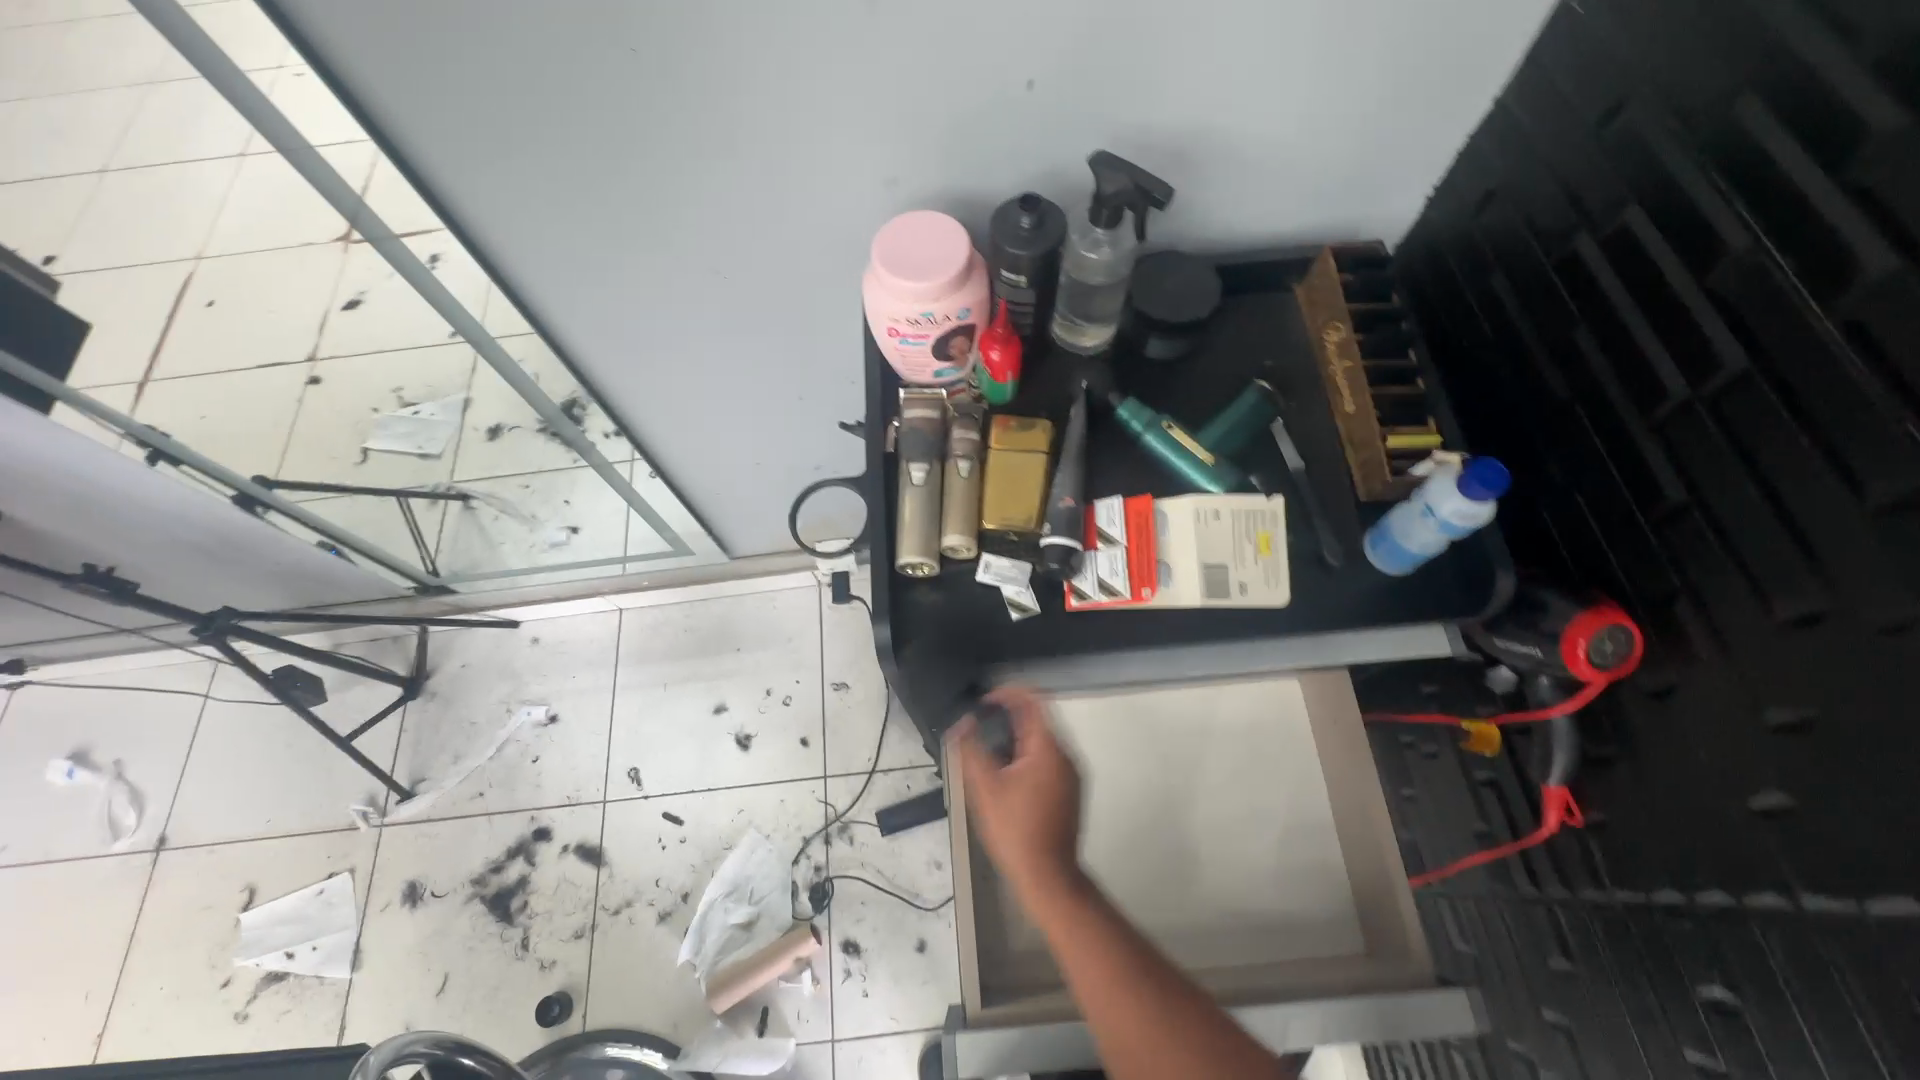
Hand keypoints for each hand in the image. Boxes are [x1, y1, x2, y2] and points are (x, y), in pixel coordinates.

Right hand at [947, 686, 1084, 906]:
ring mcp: (1071, 775)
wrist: (1048, 876)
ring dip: (1014, 743)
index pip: (1033, 700)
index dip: (1007, 693)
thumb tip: (962, 724)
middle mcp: (1066, 756)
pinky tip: (1006, 780)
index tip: (984, 701)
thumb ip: (971, 750)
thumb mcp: (984, 788)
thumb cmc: (1015, 831)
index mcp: (1049, 748)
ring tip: (988, 761)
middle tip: (979, 734)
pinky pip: (1047, 761)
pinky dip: (1026, 759)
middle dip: (1006, 723)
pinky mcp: (1070, 792)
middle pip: (1037, 722)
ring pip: (1041, 743)